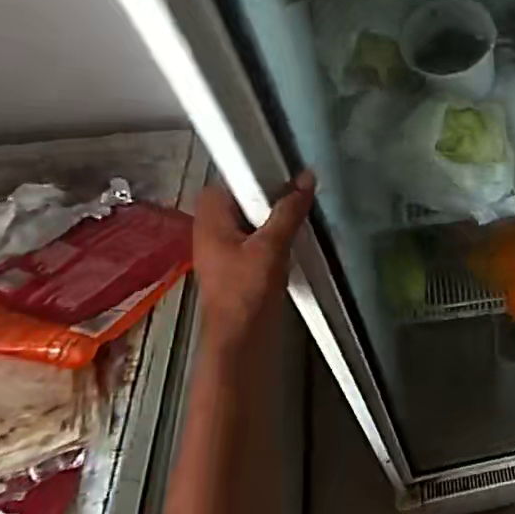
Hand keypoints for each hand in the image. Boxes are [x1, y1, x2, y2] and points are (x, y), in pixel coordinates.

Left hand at [193, 173, 313, 350]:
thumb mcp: (271, 246)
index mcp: (209, 220)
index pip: (226, 180)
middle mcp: (211, 231)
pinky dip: (273, 240)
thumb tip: (305, 180)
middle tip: (292, 199)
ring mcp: (224, 251)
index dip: (252, 175)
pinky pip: (256, 241)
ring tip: (295, 221)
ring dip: (273, 221)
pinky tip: (290, 245)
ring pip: (250, 222)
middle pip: (240, 201)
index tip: (279, 175)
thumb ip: (289, 212)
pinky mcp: (238, 268)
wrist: (242, 338)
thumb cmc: (247, 292)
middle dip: (266, 199)